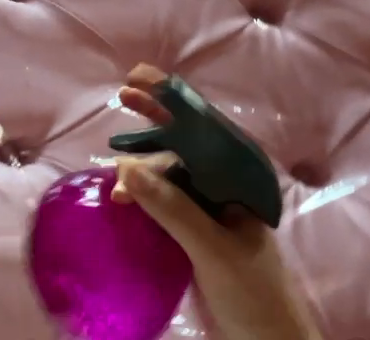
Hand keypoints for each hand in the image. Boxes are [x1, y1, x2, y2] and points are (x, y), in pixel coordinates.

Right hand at [114, 65, 322, 339]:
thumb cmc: (256, 294)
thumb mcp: (213, 249)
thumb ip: (172, 208)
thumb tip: (124, 167)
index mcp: (242, 178)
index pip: (204, 125)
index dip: (172, 97)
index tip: (138, 76)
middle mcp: (226, 184)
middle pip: (185, 140)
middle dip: (153, 118)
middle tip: (121, 95)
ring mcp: (211, 207)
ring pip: (170, 170)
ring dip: (142, 167)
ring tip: (114, 182)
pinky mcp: (198, 231)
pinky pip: (165, 198)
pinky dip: (143, 194)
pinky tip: (122, 198)